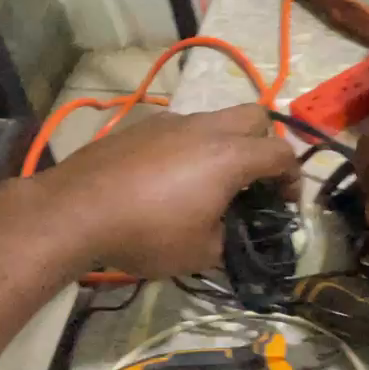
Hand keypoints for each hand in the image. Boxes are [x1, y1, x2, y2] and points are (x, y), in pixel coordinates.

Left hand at [39, 104, 295, 277]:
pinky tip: (168, 181)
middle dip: (265, 144)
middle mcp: (205, 128)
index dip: (293, 177)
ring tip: (208, 183)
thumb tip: (229, 232)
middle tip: (255, 179)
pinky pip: (180, 129)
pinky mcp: (140, 127)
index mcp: (230, 156)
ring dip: (224, 144)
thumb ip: (229, 238)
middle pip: (254, 116)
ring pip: (214, 120)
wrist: (75, 211)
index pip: (281, 153)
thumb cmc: (148, 233)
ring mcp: (170, 122)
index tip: (286, 203)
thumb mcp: (201, 253)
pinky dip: (189, 148)